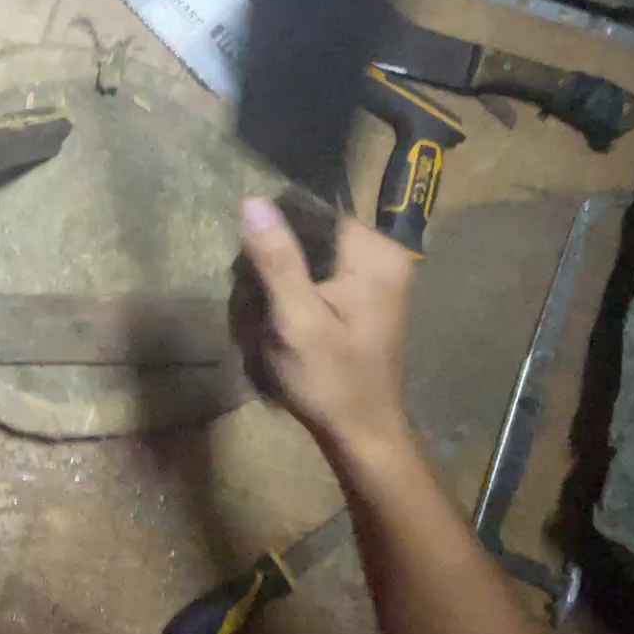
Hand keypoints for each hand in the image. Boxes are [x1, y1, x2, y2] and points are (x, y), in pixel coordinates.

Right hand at [232, 195, 416, 452]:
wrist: (360, 433)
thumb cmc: (329, 379)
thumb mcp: (295, 318)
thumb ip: (276, 259)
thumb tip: (253, 201)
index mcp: (374, 255)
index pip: (310, 213)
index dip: (272, 236)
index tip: (251, 273)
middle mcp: (382, 256)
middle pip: (307, 232)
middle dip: (272, 262)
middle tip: (257, 304)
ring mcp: (374, 275)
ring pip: (305, 253)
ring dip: (276, 279)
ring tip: (266, 317)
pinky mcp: (362, 293)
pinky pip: (315, 272)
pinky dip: (291, 290)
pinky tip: (280, 318)